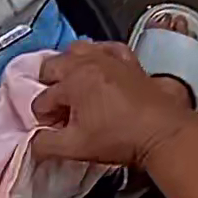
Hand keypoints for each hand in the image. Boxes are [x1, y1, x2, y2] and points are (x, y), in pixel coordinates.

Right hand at [29, 43, 196, 166]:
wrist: (164, 134)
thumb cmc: (120, 138)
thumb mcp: (73, 148)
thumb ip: (43, 145)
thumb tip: (34, 142)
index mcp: (73, 81)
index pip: (41, 99)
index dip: (43, 119)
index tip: (55, 131)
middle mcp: (89, 63)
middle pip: (52, 66)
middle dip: (48, 88)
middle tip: (58, 110)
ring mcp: (111, 59)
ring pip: (77, 50)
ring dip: (68, 68)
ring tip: (73, 88)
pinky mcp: (130, 62)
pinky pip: (107, 48)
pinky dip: (98, 56)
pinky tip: (98, 68)